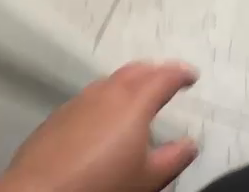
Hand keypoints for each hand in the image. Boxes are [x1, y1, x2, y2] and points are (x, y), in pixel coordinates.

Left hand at [0, 62, 199, 191]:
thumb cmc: (99, 187)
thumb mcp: (146, 180)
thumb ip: (173, 158)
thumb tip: (190, 144)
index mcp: (136, 101)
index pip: (166, 76)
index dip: (182, 74)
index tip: (192, 77)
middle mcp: (108, 92)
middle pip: (137, 69)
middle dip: (155, 70)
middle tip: (167, 79)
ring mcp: (79, 102)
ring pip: (110, 82)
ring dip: (127, 83)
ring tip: (135, 98)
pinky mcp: (55, 119)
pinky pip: (87, 99)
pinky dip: (102, 101)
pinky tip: (99, 122)